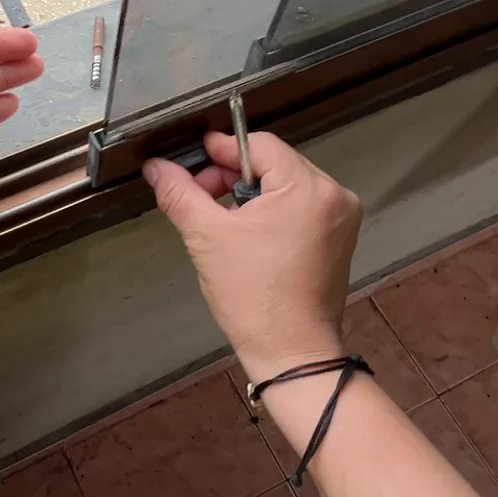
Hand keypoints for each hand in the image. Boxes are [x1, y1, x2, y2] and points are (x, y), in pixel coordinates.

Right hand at [143, 131, 362, 377]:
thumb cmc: (254, 297)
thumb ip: (179, 192)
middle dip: (233, 175)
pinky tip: (248, 232)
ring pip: (285, 182)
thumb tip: (156, 167)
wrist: (290, 352)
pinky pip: (300, 204)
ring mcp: (341, 216)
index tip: (194, 162)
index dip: (221, 150)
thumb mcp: (206, 236)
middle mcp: (333, 195)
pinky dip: (272, 209)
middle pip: (273, 162)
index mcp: (307, 188)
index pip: (259, 145)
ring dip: (250, 192)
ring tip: (223, 219)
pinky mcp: (339, 235)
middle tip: (202, 196)